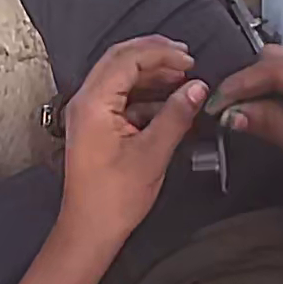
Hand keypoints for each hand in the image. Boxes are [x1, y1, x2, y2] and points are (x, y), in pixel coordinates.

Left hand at [59, 36, 207, 245]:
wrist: (89, 229)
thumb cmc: (111, 199)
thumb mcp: (152, 153)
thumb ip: (176, 115)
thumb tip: (196, 89)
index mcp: (93, 103)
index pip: (127, 59)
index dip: (161, 53)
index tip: (188, 60)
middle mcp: (86, 101)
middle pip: (120, 59)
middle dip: (154, 54)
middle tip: (185, 57)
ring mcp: (89, 112)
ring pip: (120, 75)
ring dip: (151, 72)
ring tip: (182, 77)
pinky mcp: (96, 124)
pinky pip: (121, 96)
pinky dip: (146, 93)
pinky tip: (169, 101)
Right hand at [212, 45, 282, 210]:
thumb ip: (269, 122)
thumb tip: (231, 111)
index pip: (275, 67)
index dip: (240, 84)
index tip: (215, 102)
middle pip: (275, 59)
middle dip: (247, 83)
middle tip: (224, 109)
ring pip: (278, 66)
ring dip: (257, 87)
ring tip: (239, 111)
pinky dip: (271, 92)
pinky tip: (260, 109)